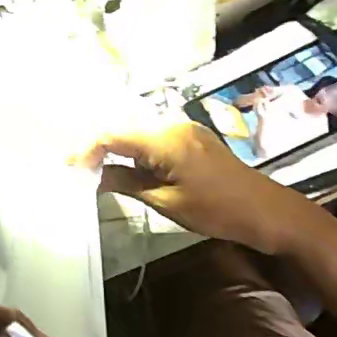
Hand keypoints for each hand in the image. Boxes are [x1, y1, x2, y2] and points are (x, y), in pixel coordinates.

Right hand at [88, 119, 305, 252]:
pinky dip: (135, 150)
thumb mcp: (166, 201)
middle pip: (123, 129)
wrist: (268, 211)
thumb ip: (125, 182)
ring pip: (137, 133)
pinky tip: (124, 166)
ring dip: (115, 149)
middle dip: (97, 148)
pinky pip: (153, 137)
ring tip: (94, 169)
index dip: (86, 150)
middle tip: (76, 169)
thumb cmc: (217, 210)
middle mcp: (172, 124)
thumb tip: (91, 176)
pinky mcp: (191, 137)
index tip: (68, 168)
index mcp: (165, 138)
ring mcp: (184, 128)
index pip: (112, 135)